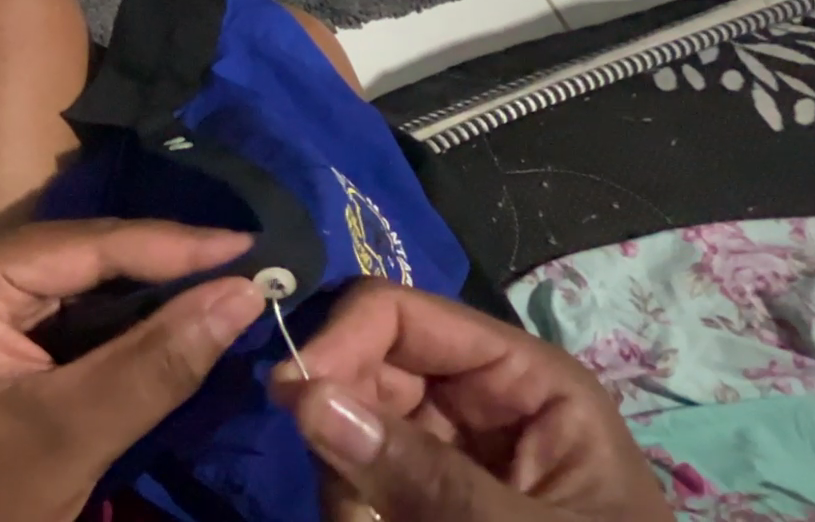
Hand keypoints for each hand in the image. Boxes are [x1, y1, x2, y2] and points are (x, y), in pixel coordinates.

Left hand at [0, 219, 265, 521]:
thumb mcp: (71, 434)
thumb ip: (156, 364)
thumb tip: (242, 294)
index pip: (84, 245)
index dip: (171, 244)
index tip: (248, 244)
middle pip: (87, 250)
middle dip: (168, 257)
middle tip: (250, 256)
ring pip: (89, 270)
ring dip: (157, 277)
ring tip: (231, 271)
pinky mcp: (7, 318)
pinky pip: (80, 298)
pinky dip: (133, 306)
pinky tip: (182, 300)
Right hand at [268, 280, 672, 521]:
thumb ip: (424, 475)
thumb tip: (304, 395)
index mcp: (523, 376)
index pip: (400, 312)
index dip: (339, 337)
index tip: (291, 394)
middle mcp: (475, 393)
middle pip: (363, 361)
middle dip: (336, 421)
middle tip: (344, 502)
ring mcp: (444, 441)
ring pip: (346, 417)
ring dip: (341, 476)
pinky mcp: (420, 487)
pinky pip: (354, 467)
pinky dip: (347, 500)